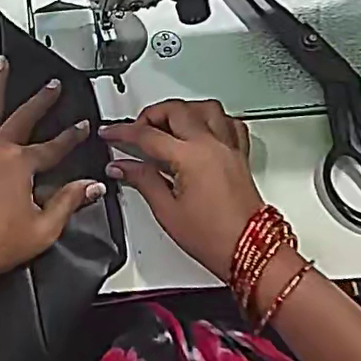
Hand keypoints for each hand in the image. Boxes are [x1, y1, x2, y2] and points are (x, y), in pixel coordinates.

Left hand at [0, 55, 105, 312]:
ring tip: (1, 63)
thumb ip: (69, 202)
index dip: (72, 136)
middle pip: (24, 118)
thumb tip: (91, 187)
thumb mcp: (43, 229)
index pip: (55, 147)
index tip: (81, 126)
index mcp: (21, 166)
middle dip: (42, 100)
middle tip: (52, 86)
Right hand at [100, 99, 264, 279]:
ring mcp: (229, 148)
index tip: (109, 133)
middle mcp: (212, 146)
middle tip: (135, 130)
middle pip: (176, 110)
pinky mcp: (240, 156)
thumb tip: (122, 167)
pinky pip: (229, 123)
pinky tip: (201, 130)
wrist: (251, 252)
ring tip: (166, 124)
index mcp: (191, 157)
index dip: (122, 132)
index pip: (147, 134)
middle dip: (150, 115)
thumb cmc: (216, 238)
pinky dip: (213, 120)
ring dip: (183, 110)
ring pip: (206, 108)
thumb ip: (142, 180)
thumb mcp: (167, 211)